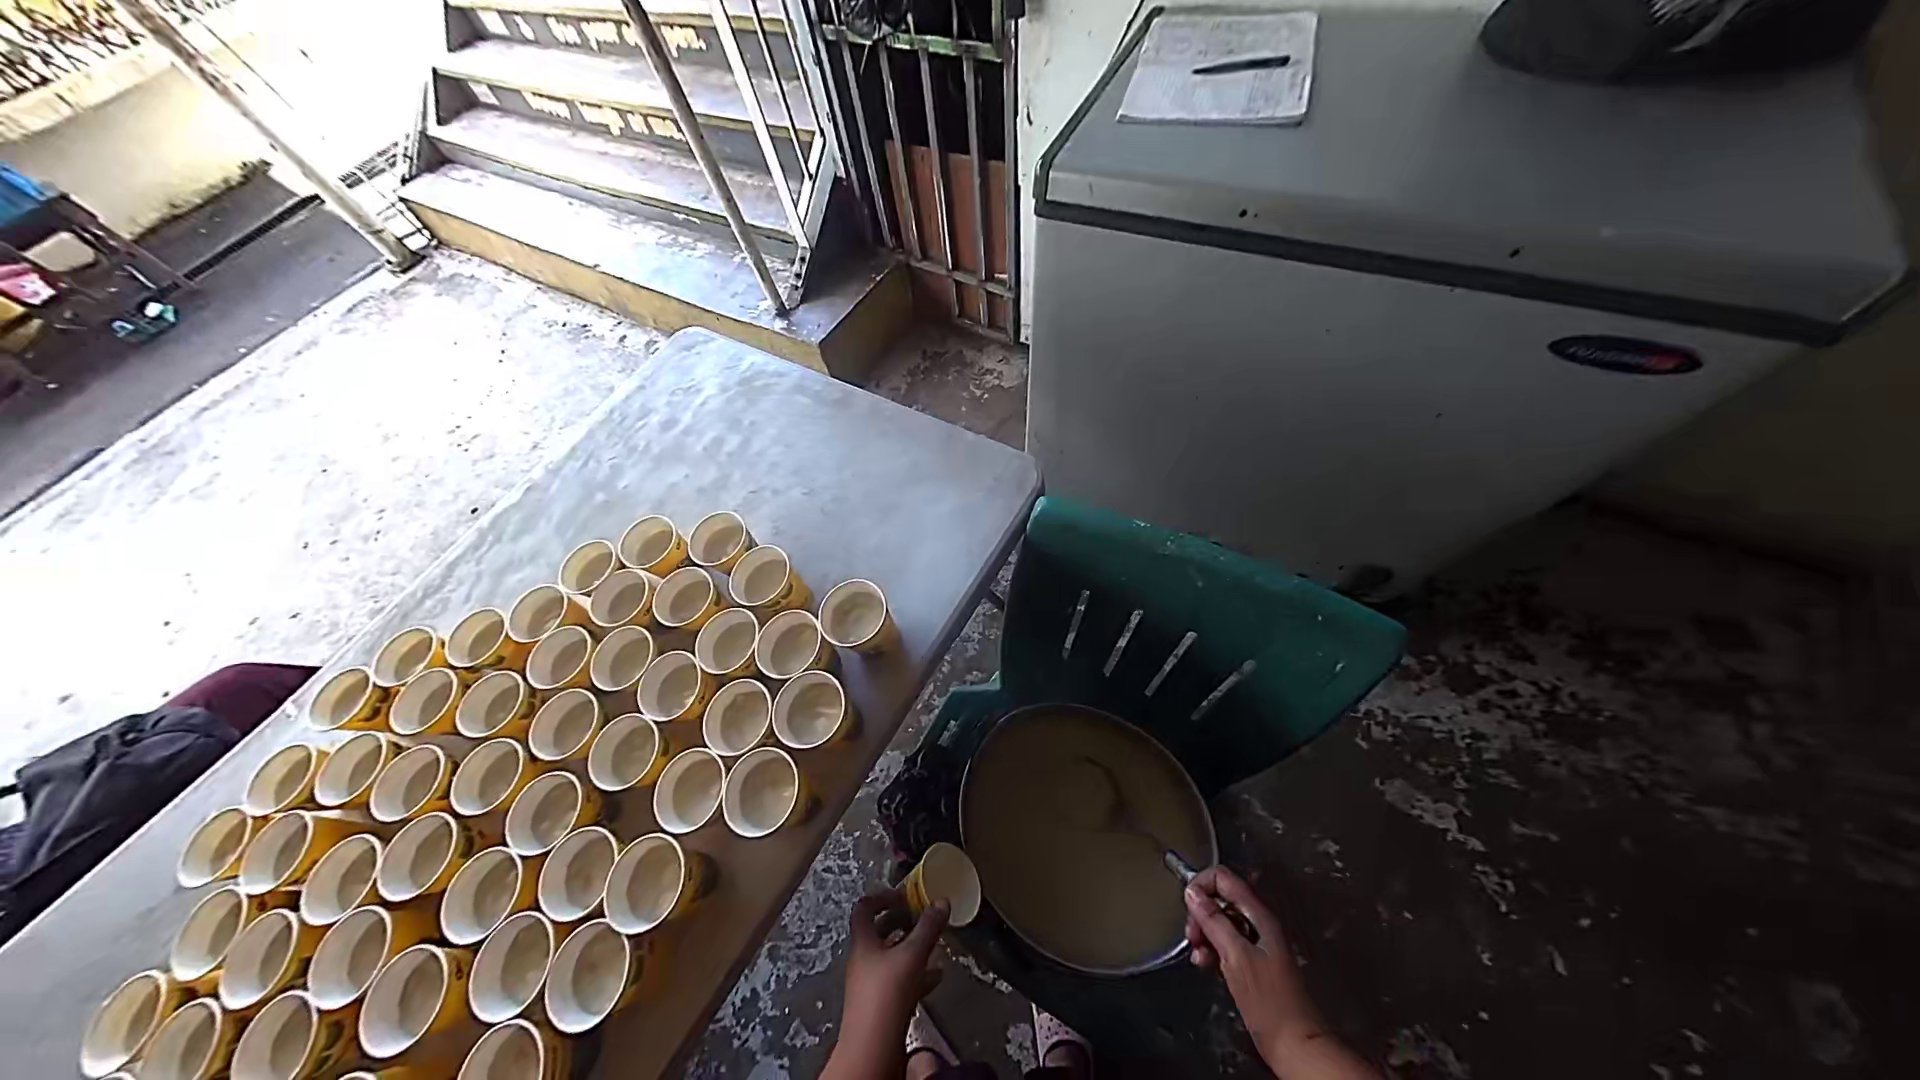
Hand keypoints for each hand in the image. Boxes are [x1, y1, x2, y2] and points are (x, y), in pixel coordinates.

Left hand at [823, 890, 949, 1079]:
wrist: (872, 1052)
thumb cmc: (886, 995)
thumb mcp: (911, 955)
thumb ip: (928, 928)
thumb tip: (942, 901)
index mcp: (863, 942)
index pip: (865, 907)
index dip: (883, 896)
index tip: (905, 894)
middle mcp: (863, 960)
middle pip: (879, 931)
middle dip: (901, 921)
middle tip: (922, 916)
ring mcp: (871, 984)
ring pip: (891, 956)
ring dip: (910, 947)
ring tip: (933, 943)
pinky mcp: (881, 1005)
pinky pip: (899, 981)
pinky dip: (916, 974)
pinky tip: (936, 977)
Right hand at [1185, 866, 1378, 1079]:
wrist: (1295, 1045)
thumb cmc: (1269, 1002)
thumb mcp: (1235, 956)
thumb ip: (1213, 921)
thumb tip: (1192, 892)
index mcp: (1259, 915)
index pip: (1223, 878)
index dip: (1202, 886)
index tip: (1189, 907)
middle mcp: (1258, 923)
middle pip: (1220, 899)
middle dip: (1200, 913)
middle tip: (1193, 936)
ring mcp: (1256, 943)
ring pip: (1220, 922)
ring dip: (1204, 934)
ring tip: (1200, 956)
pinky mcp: (1252, 962)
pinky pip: (1226, 943)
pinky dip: (1212, 950)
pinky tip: (1207, 965)